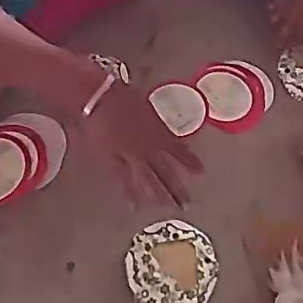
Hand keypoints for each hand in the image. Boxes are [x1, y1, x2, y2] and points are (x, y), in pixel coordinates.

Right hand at [85, 82, 203, 206]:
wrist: (102, 98)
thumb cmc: (123, 94)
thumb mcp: (146, 106)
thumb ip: (153, 120)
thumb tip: (157, 126)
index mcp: (159, 132)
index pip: (178, 150)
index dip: (189, 161)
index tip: (200, 172)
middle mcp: (150, 148)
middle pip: (167, 172)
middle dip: (178, 188)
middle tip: (188, 203)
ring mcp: (133, 157)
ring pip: (150, 180)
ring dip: (161, 195)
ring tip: (171, 207)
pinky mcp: (115, 162)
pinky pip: (124, 181)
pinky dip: (130, 194)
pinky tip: (135, 207)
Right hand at [269, 0, 302, 46]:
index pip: (302, 30)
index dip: (298, 39)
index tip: (292, 46)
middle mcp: (298, 9)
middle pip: (290, 23)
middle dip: (283, 33)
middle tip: (276, 40)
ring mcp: (294, 0)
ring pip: (283, 12)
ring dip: (277, 19)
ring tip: (271, 24)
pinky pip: (282, 0)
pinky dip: (276, 4)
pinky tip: (270, 6)